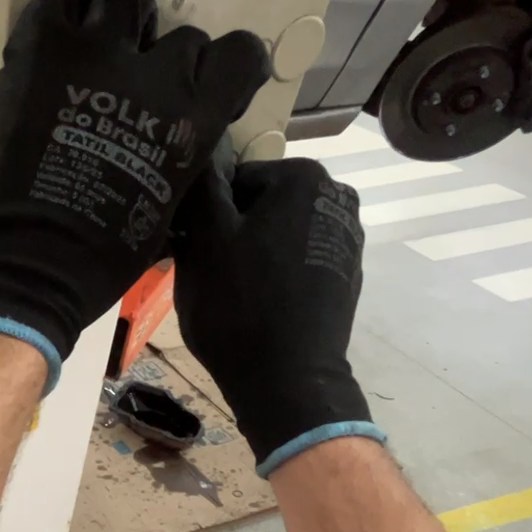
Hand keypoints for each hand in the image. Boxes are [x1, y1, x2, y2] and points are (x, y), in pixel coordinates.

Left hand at [0, 0, 268, 391]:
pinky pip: (54, 10)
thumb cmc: (94, 264)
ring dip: (110, 23)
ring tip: (89, 58)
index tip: (201, 86)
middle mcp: (153, 77)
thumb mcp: (160, 217)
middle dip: (158, 58)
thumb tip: (174, 150)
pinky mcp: (39, 55)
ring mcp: (94, 56)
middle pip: (177, 32)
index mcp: (191, 121)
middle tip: (128, 86)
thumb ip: (176, 165)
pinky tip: (48, 61)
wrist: (23, 268)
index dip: (221, 69)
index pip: (238, 54)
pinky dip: (54, 28)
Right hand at [171, 156, 383, 474]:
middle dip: (227, 233)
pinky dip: (271, 276)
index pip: (232, 179)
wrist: (286, 378)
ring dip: (247, 255)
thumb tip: (197, 153)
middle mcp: (335, 195)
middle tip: (202, 272)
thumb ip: (201, 189)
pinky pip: (294, 262)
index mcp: (302, 177)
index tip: (186, 246)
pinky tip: (254, 306)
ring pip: (275, 235)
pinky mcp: (344, 275)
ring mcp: (346, 237)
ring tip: (226, 293)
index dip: (203, 213)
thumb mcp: (204, 242)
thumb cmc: (239, 305)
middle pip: (258, 206)